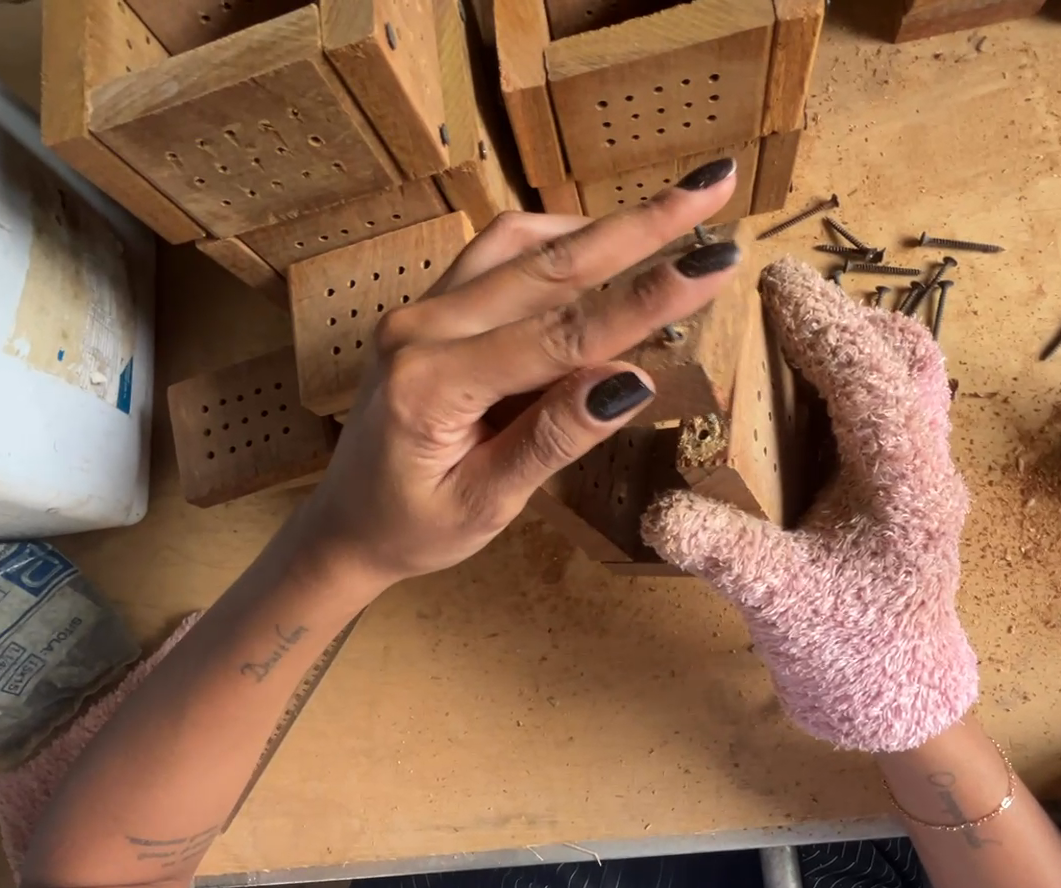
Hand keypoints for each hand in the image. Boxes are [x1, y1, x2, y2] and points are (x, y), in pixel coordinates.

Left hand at [294, 159, 745, 588]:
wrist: (346, 525)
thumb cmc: (411, 529)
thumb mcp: (484, 504)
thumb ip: (551, 440)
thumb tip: (629, 385)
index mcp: (433, 384)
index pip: (560, 334)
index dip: (644, 298)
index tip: (714, 262)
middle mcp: (420, 328)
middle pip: (546, 266)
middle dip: (637, 227)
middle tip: (712, 185)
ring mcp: (418, 311)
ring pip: (520, 248)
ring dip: (597, 228)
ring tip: (668, 213)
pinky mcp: (425, 311)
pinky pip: (494, 258)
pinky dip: (552, 245)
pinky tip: (593, 250)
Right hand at [641, 259, 977, 752]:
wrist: (892, 696)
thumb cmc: (850, 654)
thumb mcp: (778, 605)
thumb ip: (723, 553)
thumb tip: (655, 510)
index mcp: (910, 487)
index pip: (873, 380)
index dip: (823, 325)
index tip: (773, 280)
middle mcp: (925, 465)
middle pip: (904, 358)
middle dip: (841, 317)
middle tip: (772, 303)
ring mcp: (916, 471)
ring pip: (899, 375)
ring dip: (844, 339)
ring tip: (775, 333)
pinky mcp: (895, 482)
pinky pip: (878, 403)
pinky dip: (838, 375)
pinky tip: (784, 392)